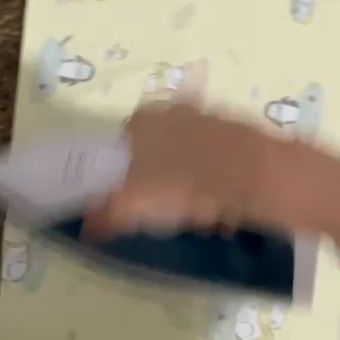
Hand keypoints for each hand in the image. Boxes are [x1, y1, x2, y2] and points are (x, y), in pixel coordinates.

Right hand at [87, 102, 296, 236]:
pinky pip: (223, 168)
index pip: (121, 146)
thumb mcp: (133, 205)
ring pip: (193, 162)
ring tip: (203, 222)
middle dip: (163, 187)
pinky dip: (222, 190)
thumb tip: (87, 228)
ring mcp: (212, 120)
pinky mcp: (242, 136)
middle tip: (169, 217)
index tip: (132, 203)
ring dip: (195, 192)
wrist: (252, 176)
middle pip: (159, 155)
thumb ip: (107, 214)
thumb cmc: (181, 185)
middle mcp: (176, 111)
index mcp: (143, 119)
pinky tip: (226, 215)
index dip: (124, 177)